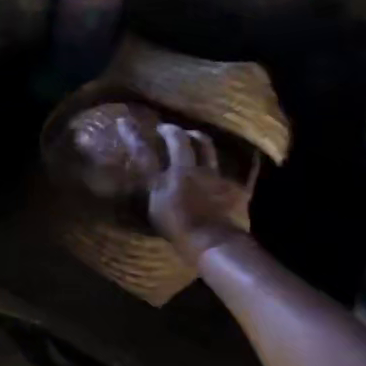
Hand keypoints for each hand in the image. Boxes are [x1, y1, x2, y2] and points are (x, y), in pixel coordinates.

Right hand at [120, 121, 250, 262]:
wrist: (215, 245)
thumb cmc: (180, 237)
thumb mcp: (157, 216)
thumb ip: (155, 196)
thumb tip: (154, 185)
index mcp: (164, 182)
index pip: (144, 153)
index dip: (133, 136)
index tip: (123, 121)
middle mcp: (187, 171)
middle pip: (178, 140)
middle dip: (170, 130)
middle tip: (165, 128)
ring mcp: (211, 175)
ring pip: (205, 146)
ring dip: (197, 137)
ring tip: (193, 135)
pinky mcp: (232, 184)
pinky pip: (236, 170)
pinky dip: (237, 165)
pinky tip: (242, 160)